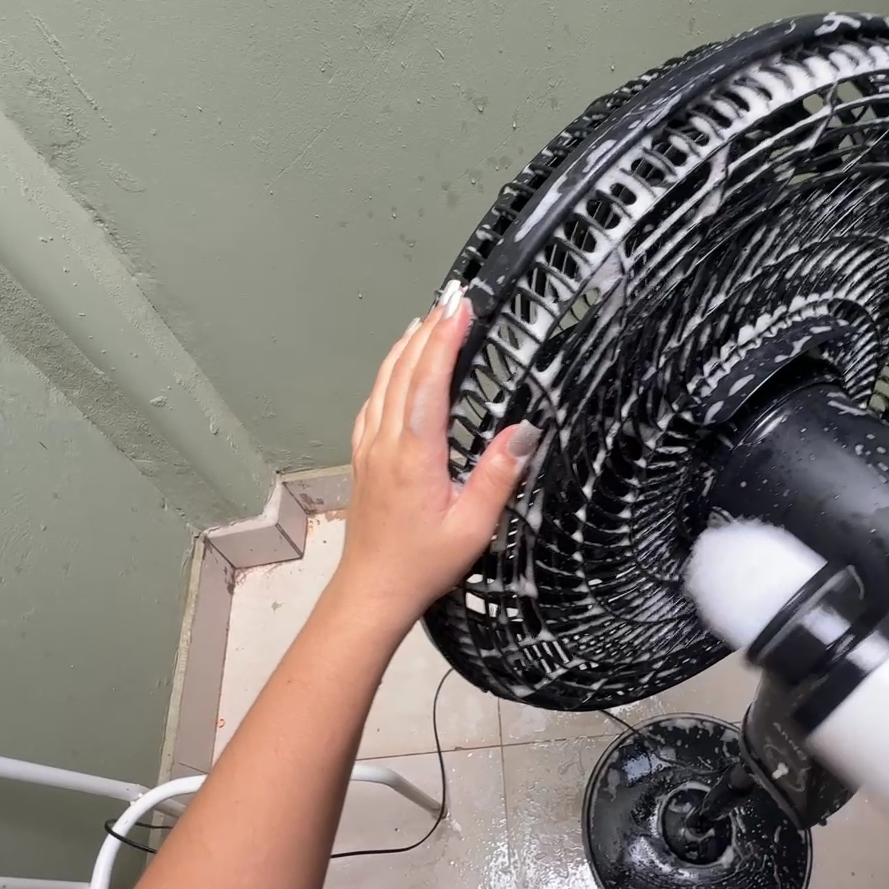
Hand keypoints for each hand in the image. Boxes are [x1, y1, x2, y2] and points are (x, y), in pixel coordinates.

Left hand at [334, 281, 539, 624]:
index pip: (428, 380)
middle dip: (429, 330)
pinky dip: (388, 374)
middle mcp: (386, 441)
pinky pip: (373, 403)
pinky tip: (395, 370)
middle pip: (403, 371)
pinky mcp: (362, 458)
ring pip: (383, 382)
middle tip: (452, 299)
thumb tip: (525, 431)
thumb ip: (497, 476)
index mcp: (415, 453)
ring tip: (428, 320)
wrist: (372, 589)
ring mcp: (369, 447)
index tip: (462, 306)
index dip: (445, 339)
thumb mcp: (472, 527)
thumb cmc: (423, 563)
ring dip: (406, 347)